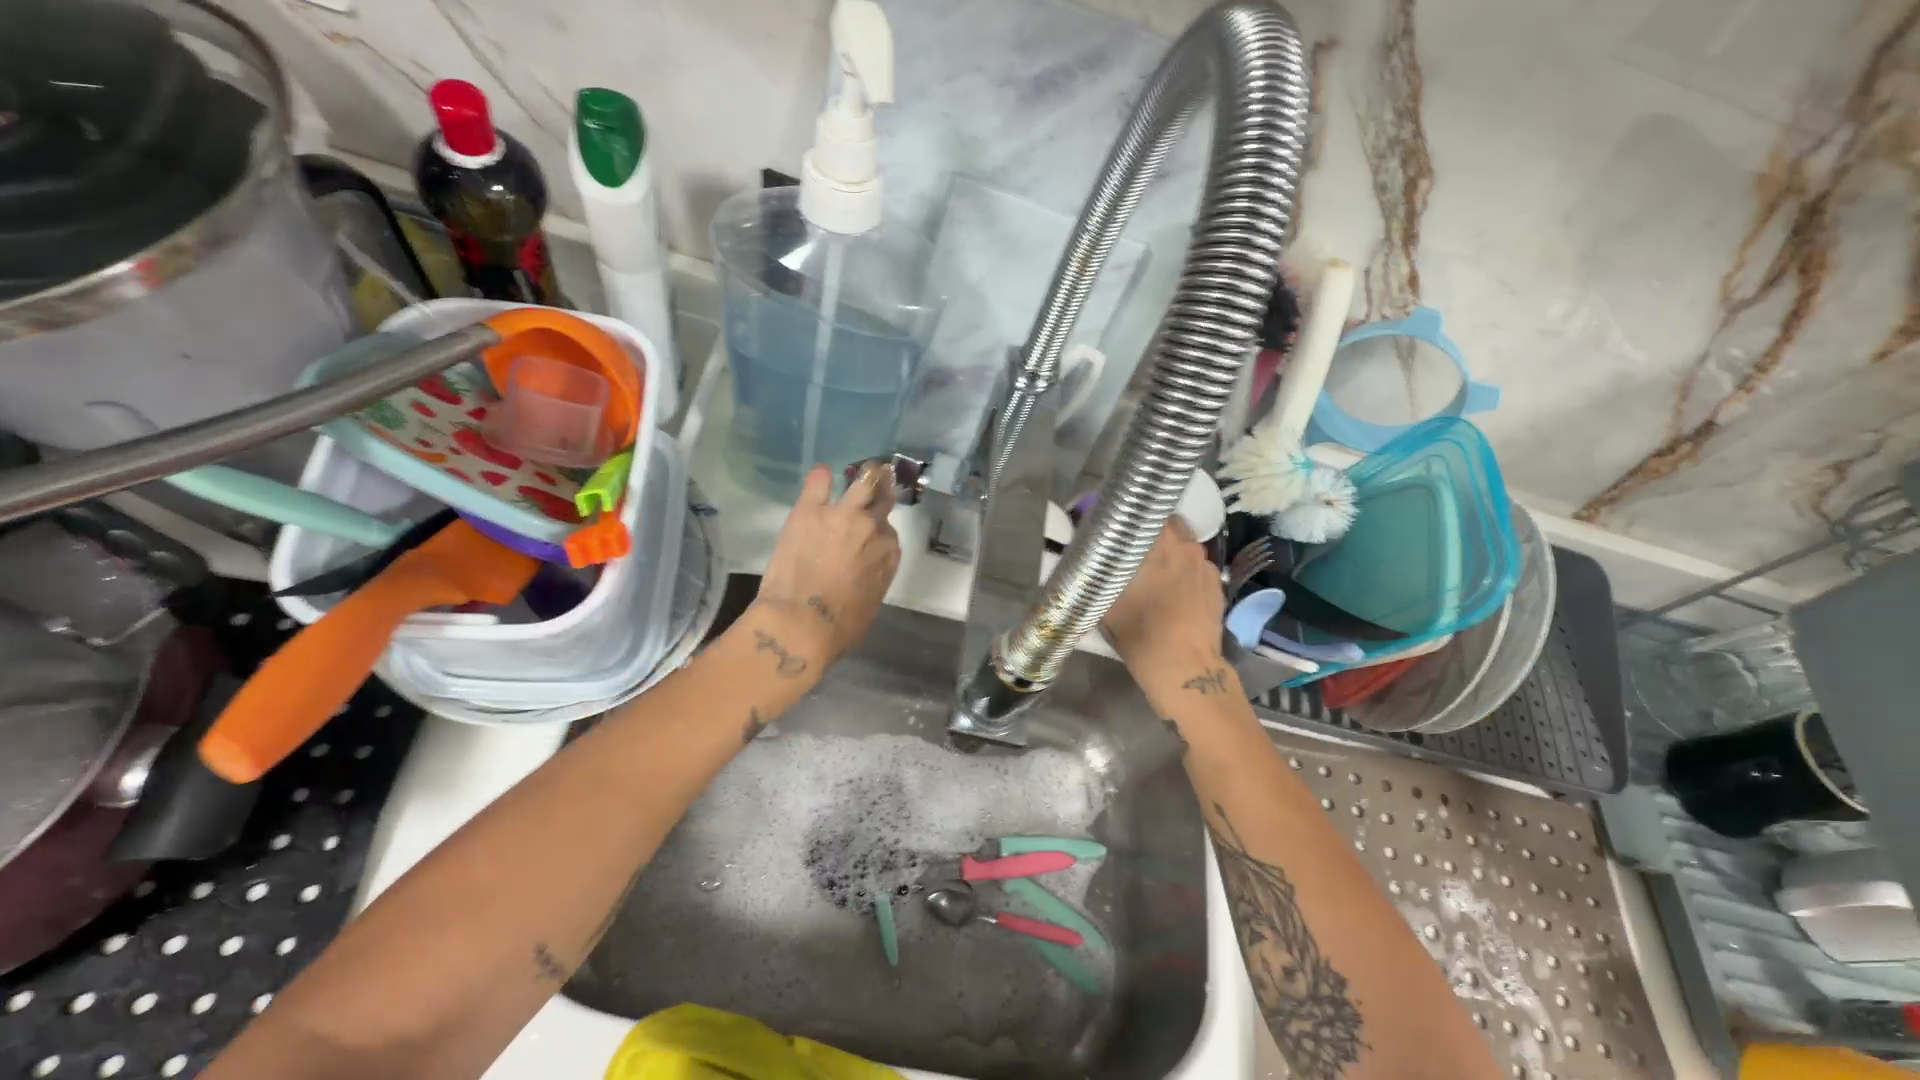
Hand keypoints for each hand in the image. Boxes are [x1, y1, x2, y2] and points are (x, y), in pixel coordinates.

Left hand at [751, 462, 901, 670]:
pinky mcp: (809, 510)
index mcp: (888, 555)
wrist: (801, 624)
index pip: (888, 533)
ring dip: (864, 477)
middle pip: (881, 501)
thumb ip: (872, 579)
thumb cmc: (838, 629)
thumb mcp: (869, 604)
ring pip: (861, 482)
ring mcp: (841, 514)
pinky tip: (821, 476)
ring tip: (864, 471)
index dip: (878, 532)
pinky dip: (821, 478)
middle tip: (878, 485)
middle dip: (880, 494)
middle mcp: (871, 528)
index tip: (869, 533)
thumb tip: (860, 573)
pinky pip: (819, 481)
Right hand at [1102, 520, 1224, 673]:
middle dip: (1156, 540)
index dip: (1137, 519)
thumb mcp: (1106, 600)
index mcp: (1160, 543)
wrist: (1184, 667)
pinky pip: (1198, 573)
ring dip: (1173, 560)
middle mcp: (1188, 547)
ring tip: (1158, 581)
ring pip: (1186, 552)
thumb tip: (1097, 557)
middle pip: (1171, 530)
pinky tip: (1176, 599)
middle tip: (1138, 558)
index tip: (1125, 531)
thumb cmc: (1140, 631)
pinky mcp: (1219, 588)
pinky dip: (1187, 579)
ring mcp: (1207, 567)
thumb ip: (1103, 571)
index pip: (1149, 512)